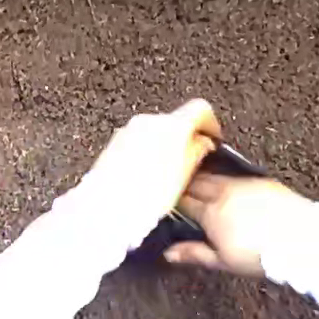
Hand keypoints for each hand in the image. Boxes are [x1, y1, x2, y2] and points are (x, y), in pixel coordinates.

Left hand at [77, 99, 222, 226]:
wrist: (106, 209)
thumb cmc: (144, 197)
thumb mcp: (184, 176)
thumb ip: (198, 151)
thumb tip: (203, 143)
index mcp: (171, 125)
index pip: (200, 109)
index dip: (210, 124)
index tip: (212, 138)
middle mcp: (148, 121)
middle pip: (176, 120)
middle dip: (186, 138)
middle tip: (192, 160)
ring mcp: (128, 130)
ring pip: (156, 131)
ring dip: (165, 146)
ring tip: (167, 173)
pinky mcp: (114, 143)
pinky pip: (138, 141)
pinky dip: (147, 152)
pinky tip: (147, 175)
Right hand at [163, 173, 306, 277]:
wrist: (300, 239)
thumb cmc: (260, 256)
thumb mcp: (223, 261)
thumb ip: (194, 253)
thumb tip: (168, 253)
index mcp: (210, 212)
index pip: (184, 201)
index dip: (173, 201)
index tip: (165, 200)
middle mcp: (223, 192)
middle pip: (197, 182)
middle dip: (185, 183)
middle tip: (175, 185)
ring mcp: (242, 184)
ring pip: (214, 175)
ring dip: (202, 177)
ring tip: (195, 180)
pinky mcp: (260, 181)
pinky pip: (234, 175)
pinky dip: (223, 177)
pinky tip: (224, 183)